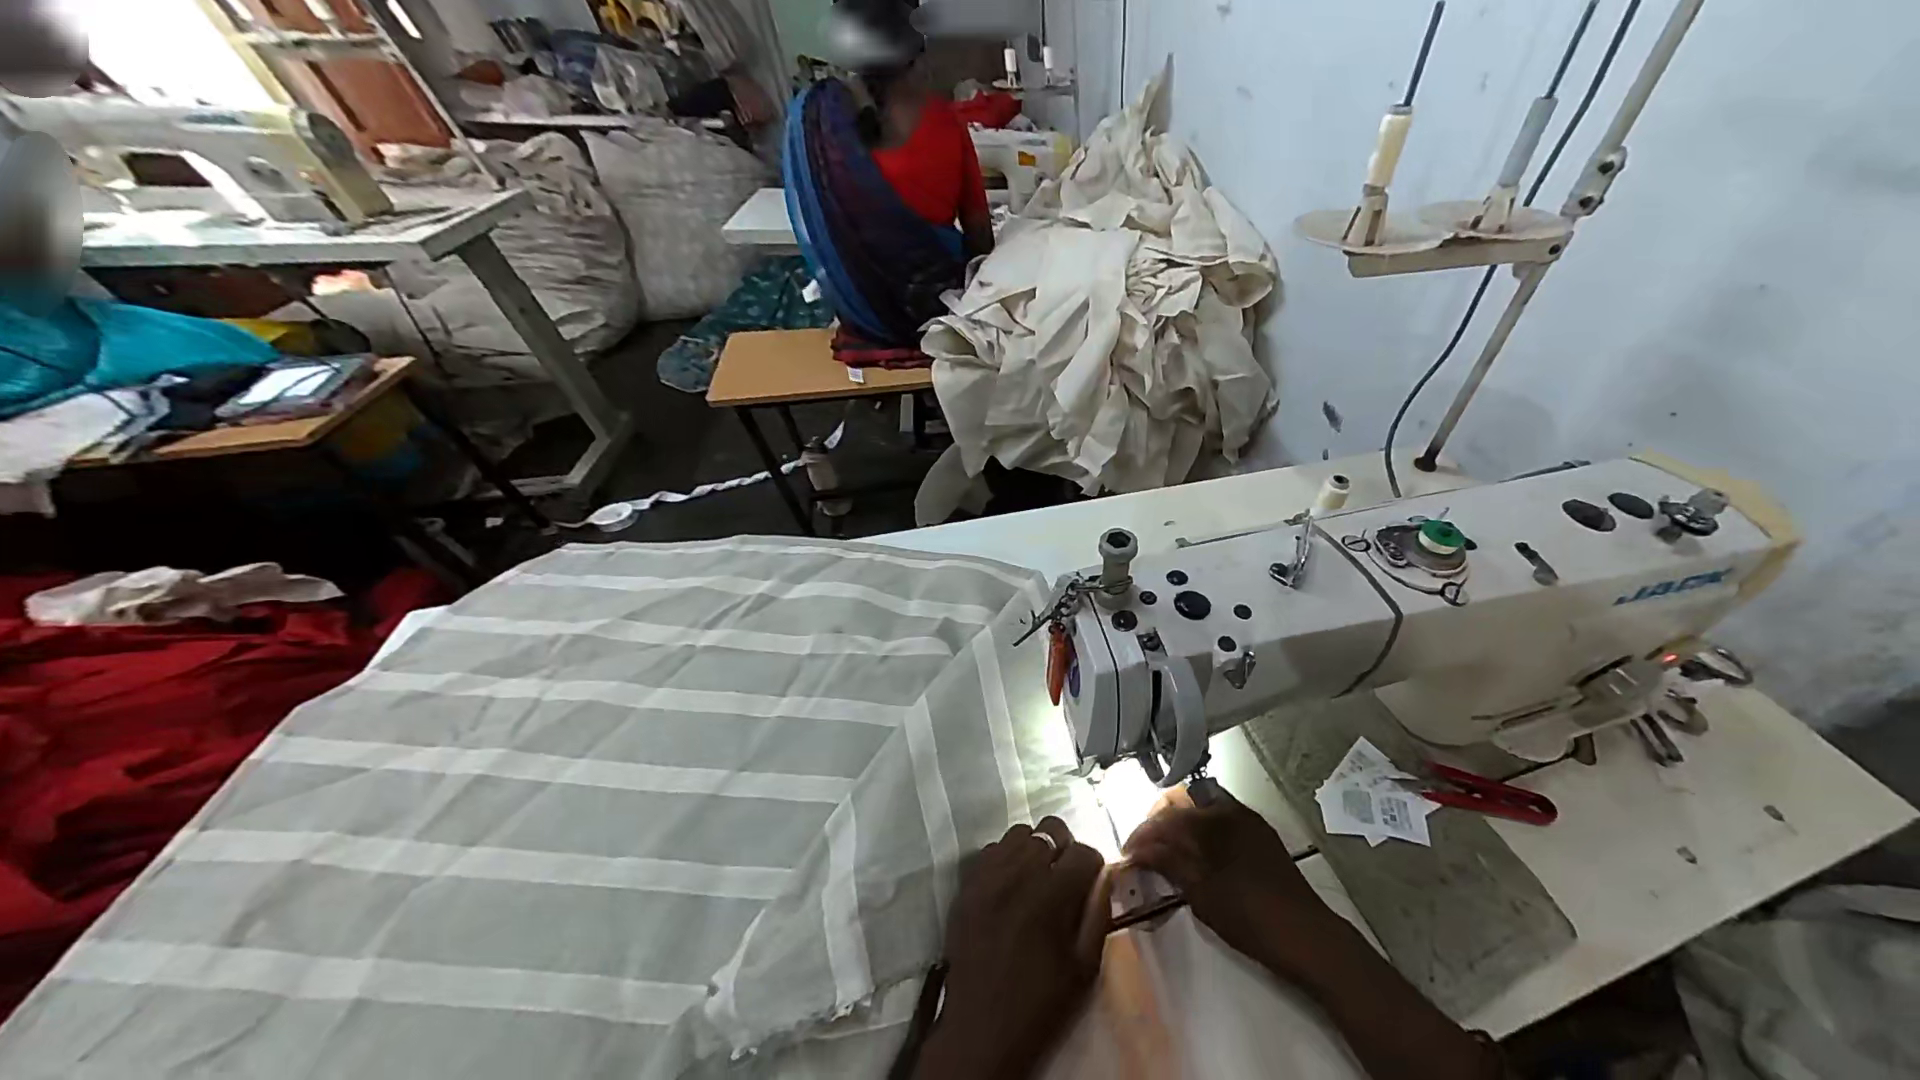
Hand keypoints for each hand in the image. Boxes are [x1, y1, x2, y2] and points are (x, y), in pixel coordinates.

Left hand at [916, 817, 1110, 1079]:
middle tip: (1065, 877)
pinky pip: (991, 850)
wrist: (980, 1030)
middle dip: (1065, 848)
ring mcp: (987, 875)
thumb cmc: (1041, 1004)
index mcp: (1052, 895)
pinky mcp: (965, 883)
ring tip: (1036, 879)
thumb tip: (1104, 875)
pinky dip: (1005, 859)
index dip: (1093, 866)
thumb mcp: (1085, 968)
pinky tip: (1010, 886)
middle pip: (1050, 830)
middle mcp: (1017, 873)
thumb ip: (1097, 913)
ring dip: (1034, 849)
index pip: (1084, 851)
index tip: (1091, 884)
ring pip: (1019, 833)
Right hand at [1122, 787, 1336, 974]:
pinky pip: (1220, 819)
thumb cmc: (1249, 917)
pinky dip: (1201, 830)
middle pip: (1182, 804)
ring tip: (1167, 852)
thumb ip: (1168, 863)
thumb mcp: (1200, 893)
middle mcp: (1230, 810)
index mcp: (1214, 820)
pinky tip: (1196, 853)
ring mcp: (1248, 820)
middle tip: (1144, 851)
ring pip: (1201, 808)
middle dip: (1159, 824)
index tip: (1128, 855)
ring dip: (1180, 825)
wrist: (1308, 938)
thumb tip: (1137, 849)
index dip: (1142, 835)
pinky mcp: (1260, 834)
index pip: (1165, 818)